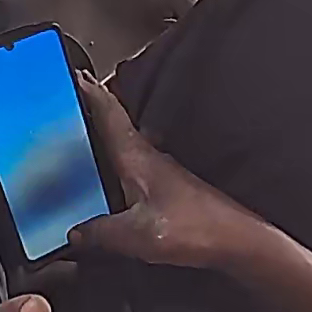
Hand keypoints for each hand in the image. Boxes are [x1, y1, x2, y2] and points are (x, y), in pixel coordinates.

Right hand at [68, 70, 282, 271]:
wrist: (235, 237)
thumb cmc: (195, 227)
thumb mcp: (135, 235)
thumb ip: (99, 233)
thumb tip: (76, 234)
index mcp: (136, 157)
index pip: (109, 113)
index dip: (91, 91)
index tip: (77, 74)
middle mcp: (149, 156)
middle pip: (117, 122)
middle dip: (97, 106)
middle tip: (78, 96)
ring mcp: (160, 170)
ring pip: (127, 141)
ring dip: (108, 130)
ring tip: (89, 131)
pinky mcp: (169, 186)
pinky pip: (135, 163)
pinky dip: (119, 157)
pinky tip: (115, 174)